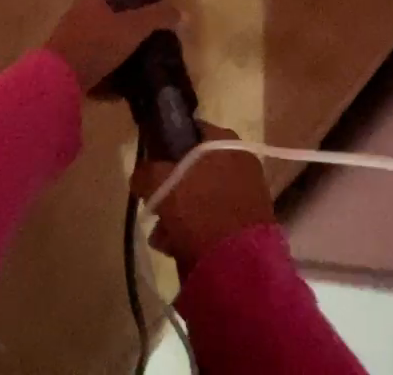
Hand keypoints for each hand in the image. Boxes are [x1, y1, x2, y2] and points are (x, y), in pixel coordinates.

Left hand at [43, 0, 181, 94]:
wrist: (60, 80)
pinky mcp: (71, 68)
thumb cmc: (96, 43)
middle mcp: (78, 17)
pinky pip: (96, 68)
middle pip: (107, 16)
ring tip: (144, 60)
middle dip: (127, 25)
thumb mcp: (133, 27)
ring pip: (102, 43)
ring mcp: (72, 43)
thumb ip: (158, 17)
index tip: (148, 0)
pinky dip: (110, 76)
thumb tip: (184, 13)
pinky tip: (127, 86)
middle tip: (151, 35)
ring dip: (119, 52)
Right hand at [131, 122, 275, 276]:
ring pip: (202, 195)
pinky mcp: (251, 221)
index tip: (150, 167)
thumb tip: (141, 175)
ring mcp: (249, 191)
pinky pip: (214, 216)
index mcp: (223, 140)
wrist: (237, 261)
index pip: (188, 131)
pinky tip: (178, 246)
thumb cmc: (197, 208)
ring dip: (179, 213)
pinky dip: (196, 228)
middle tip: (154, 206)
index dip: (165, 146)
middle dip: (170, 189)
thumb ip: (145, 172)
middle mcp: (240, 159)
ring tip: (162, 235)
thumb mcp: (158, 182)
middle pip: (193, 167)